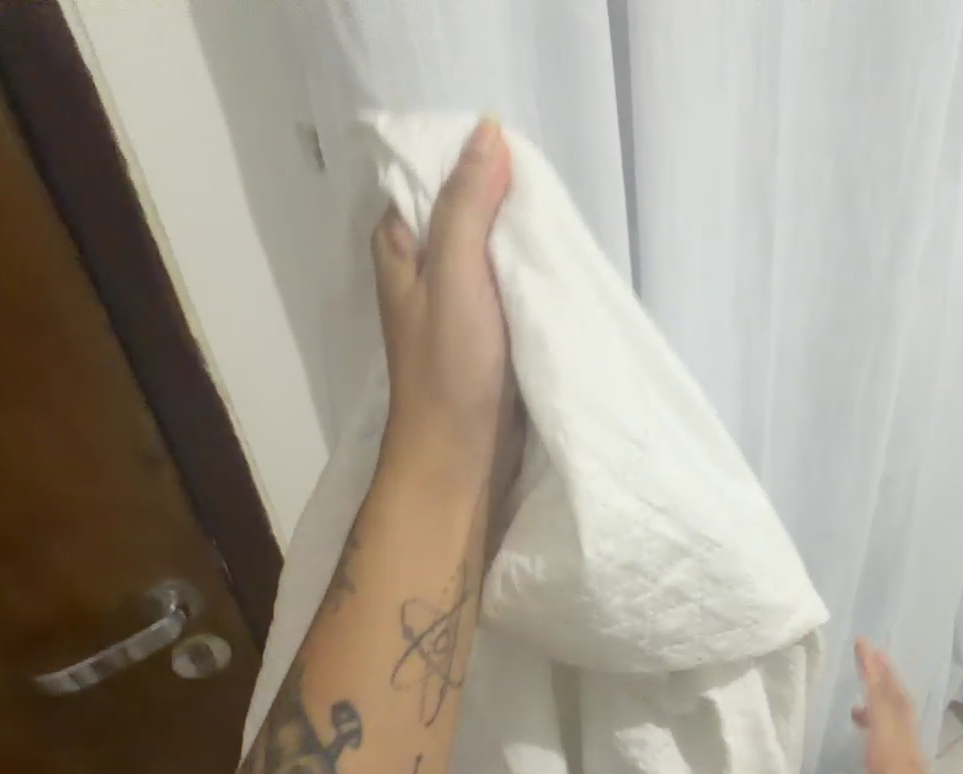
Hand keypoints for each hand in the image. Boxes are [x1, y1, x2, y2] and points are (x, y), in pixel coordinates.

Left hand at [371, 117, 524, 507]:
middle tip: (549, 201)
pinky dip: (530, 277)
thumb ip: (468, 206)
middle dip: (506, 202)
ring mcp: (458, 302)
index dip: (472, 162)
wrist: (461, 452)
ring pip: (492, 251)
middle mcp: (426, 268)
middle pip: (467, 212)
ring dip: (522, 241)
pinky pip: (510, 286)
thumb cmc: (450, 365)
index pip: (432, 178)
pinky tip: (556, 274)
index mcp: (402, 245)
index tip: (518, 161)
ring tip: (560, 233)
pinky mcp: (487, 331)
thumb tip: (488, 132)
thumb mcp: (456, 275)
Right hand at [745, 640, 962, 773]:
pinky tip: (871, 744)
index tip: (862, 643)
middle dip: (881, 674)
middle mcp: (904, 755)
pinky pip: (901, 740)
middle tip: (868, 649)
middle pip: (895, 703)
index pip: (879, 703)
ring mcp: (914, 770)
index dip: (870, 672)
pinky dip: (886, 726)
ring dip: (886, 698)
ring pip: (902, 721)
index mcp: (889, 757)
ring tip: (865, 690)